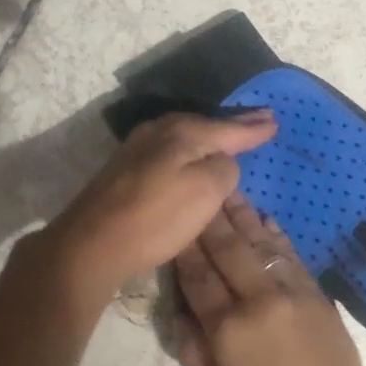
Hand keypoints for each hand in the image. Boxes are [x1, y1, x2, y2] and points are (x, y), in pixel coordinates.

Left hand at [43, 111, 277, 296]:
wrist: (90, 244)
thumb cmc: (155, 218)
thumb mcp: (206, 192)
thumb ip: (225, 168)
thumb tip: (222, 161)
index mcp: (183, 132)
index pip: (228, 127)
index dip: (253, 127)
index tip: (275, 121)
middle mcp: (159, 131)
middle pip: (205, 125)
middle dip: (233, 125)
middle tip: (260, 122)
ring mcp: (138, 148)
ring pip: (186, 136)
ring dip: (211, 137)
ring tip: (232, 138)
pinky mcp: (125, 169)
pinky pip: (171, 151)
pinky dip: (191, 151)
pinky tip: (194, 158)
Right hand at [172, 195, 365, 365]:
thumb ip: (193, 354)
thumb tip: (178, 313)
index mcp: (228, 329)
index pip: (198, 277)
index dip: (182, 248)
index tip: (171, 223)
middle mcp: (258, 300)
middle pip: (227, 249)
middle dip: (209, 219)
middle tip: (195, 187)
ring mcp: (290, 290)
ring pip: (259, 243)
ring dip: (241, 215)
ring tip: (226, 188)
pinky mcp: (314, 290)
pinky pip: (289, 253)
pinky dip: (274, 233)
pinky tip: (263, 217)